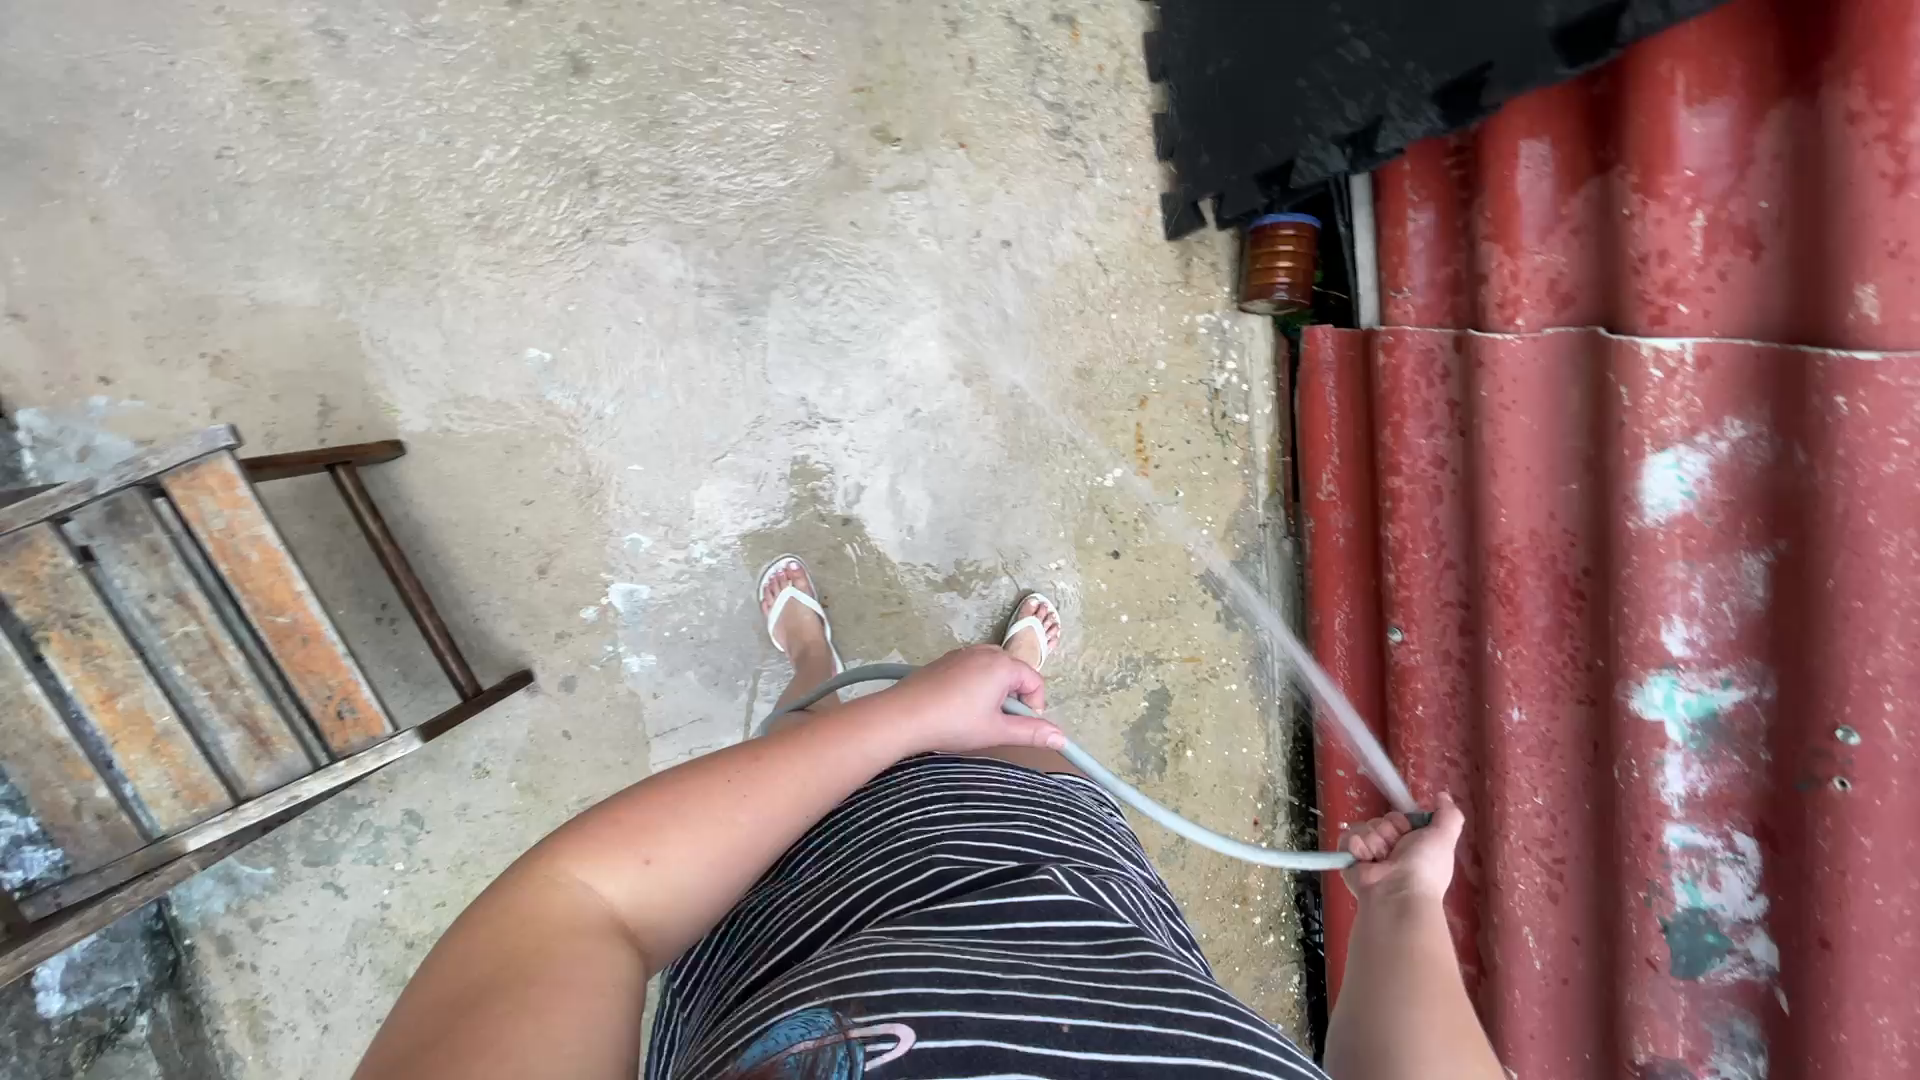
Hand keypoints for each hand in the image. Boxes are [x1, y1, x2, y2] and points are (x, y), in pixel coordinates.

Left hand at [880, 645, 1063, 754]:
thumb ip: (1031, 732)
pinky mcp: (945, 660)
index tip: (1019, 727)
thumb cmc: (953, 723)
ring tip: (977, 716)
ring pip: (992, 670)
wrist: (903, 716)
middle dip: (1013, 697)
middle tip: (997, 723)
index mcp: (1003, 664)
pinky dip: (974, 685)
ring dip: (994, 691)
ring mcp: (963, 653)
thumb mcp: (996, 731)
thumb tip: (1061, 738)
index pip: (1035, 681)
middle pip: (1014, 672)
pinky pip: (972, 669)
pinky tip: (958, 707)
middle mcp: (985, 651)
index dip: (1034, 707)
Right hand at [1338, 792, 1464, 905]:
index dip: (1400, 822)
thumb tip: (1443, 794)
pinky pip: (1347, 837)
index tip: (1407, 833)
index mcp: (1409, 845)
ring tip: (1380, 859)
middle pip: (1378, 821)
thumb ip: (1448, 816)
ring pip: (1362, 828)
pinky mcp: (1349, 858)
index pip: (1396, 818)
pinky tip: (1365, 860)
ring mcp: (1368, 854)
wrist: (1397, 892)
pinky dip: (1356, 847)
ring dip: (1372, 841)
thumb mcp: (1443, 838)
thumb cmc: (1423, 866)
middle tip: (1393, 849)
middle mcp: (1388, 849)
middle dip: (1385, 832)